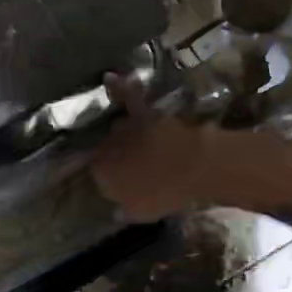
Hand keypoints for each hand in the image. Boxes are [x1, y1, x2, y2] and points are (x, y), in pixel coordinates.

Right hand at [90, 75, 226, 221]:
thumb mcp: (142, 213)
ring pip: (115, 128)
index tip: (118, 182)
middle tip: (128, 162)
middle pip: (105, 150)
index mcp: (103, 175)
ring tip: (125, 135)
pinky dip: (119, 87)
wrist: (194, 166)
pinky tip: (110, 77)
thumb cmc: (167, 195)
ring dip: (119, 131)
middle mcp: (106, 149)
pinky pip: (128, 97)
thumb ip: (124, 211)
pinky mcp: (144, 113)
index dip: (108, 178)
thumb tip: (116, 211)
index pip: (97, 175)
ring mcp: (124, 129)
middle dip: (112, 154)